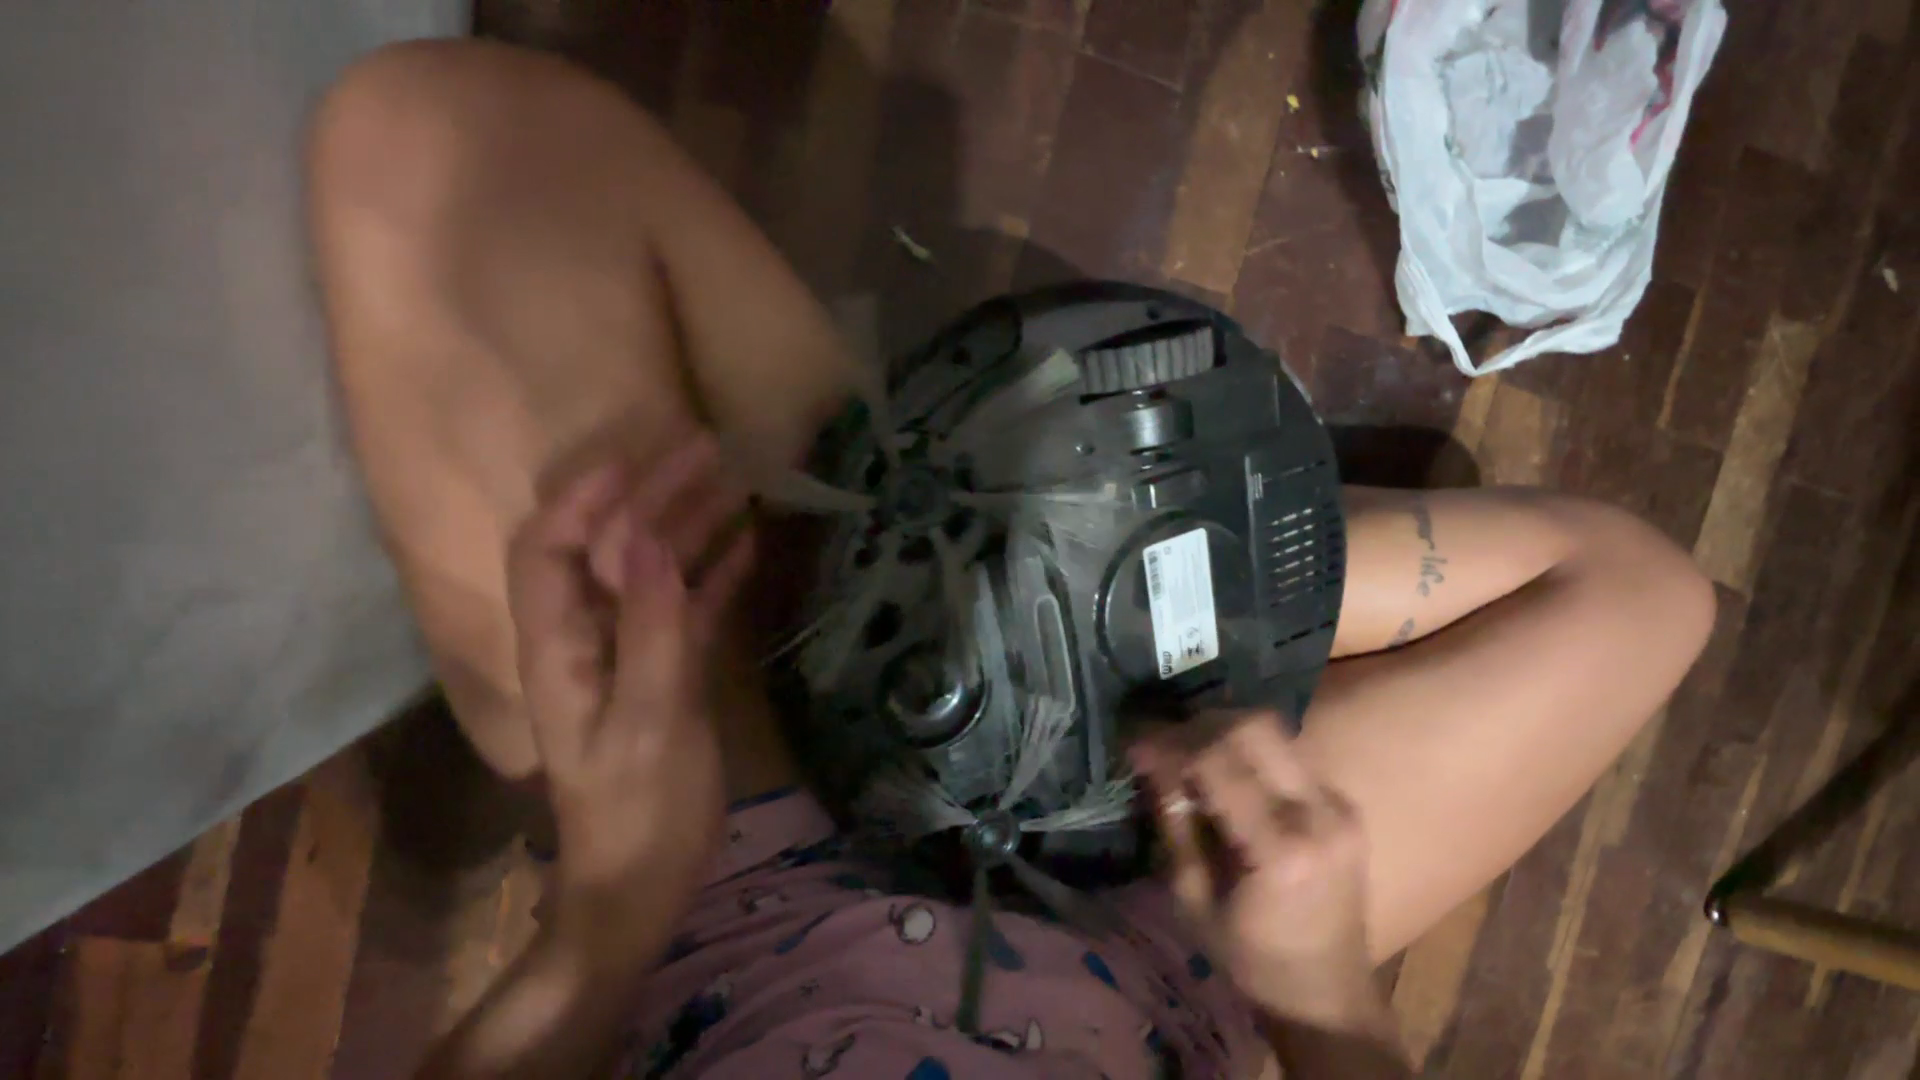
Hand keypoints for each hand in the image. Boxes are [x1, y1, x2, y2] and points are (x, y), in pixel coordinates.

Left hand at [505, 436, 752, 972]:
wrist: (644, 881)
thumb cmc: (640, 807)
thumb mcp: (649, 716)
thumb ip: (648, 626)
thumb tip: (641, 537)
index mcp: (560, 648)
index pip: (550, 551)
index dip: (584, 499)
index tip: (635, 456)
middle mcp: (587, 639)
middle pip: (607, 550)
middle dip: (651, 496)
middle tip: (708, 451)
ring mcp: (630, 653)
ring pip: (652, 572)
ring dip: (689, 526)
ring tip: (737, 483)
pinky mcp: (668, 671)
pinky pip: (687, 607)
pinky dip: (714, 573)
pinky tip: (750, 545)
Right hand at [1131, 712, 1373, 1026]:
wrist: (1328, 995)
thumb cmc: (1251, 960)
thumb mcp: (1193, 900)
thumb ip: (1175, 825)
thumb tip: (1151, 761)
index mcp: (1281, 849)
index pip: (1218, 762)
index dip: (1170, 744)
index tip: (1136, 744)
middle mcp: (1319, 814)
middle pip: (1254, 727)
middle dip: (1198, 724)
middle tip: (1164, 742)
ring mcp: (1339, 805)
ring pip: (1274, 730)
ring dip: (1224, 729)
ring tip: (1189, 750)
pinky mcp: (1343, 804)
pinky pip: (1289, 753)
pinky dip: (1248, 749)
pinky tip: (1223, 770)